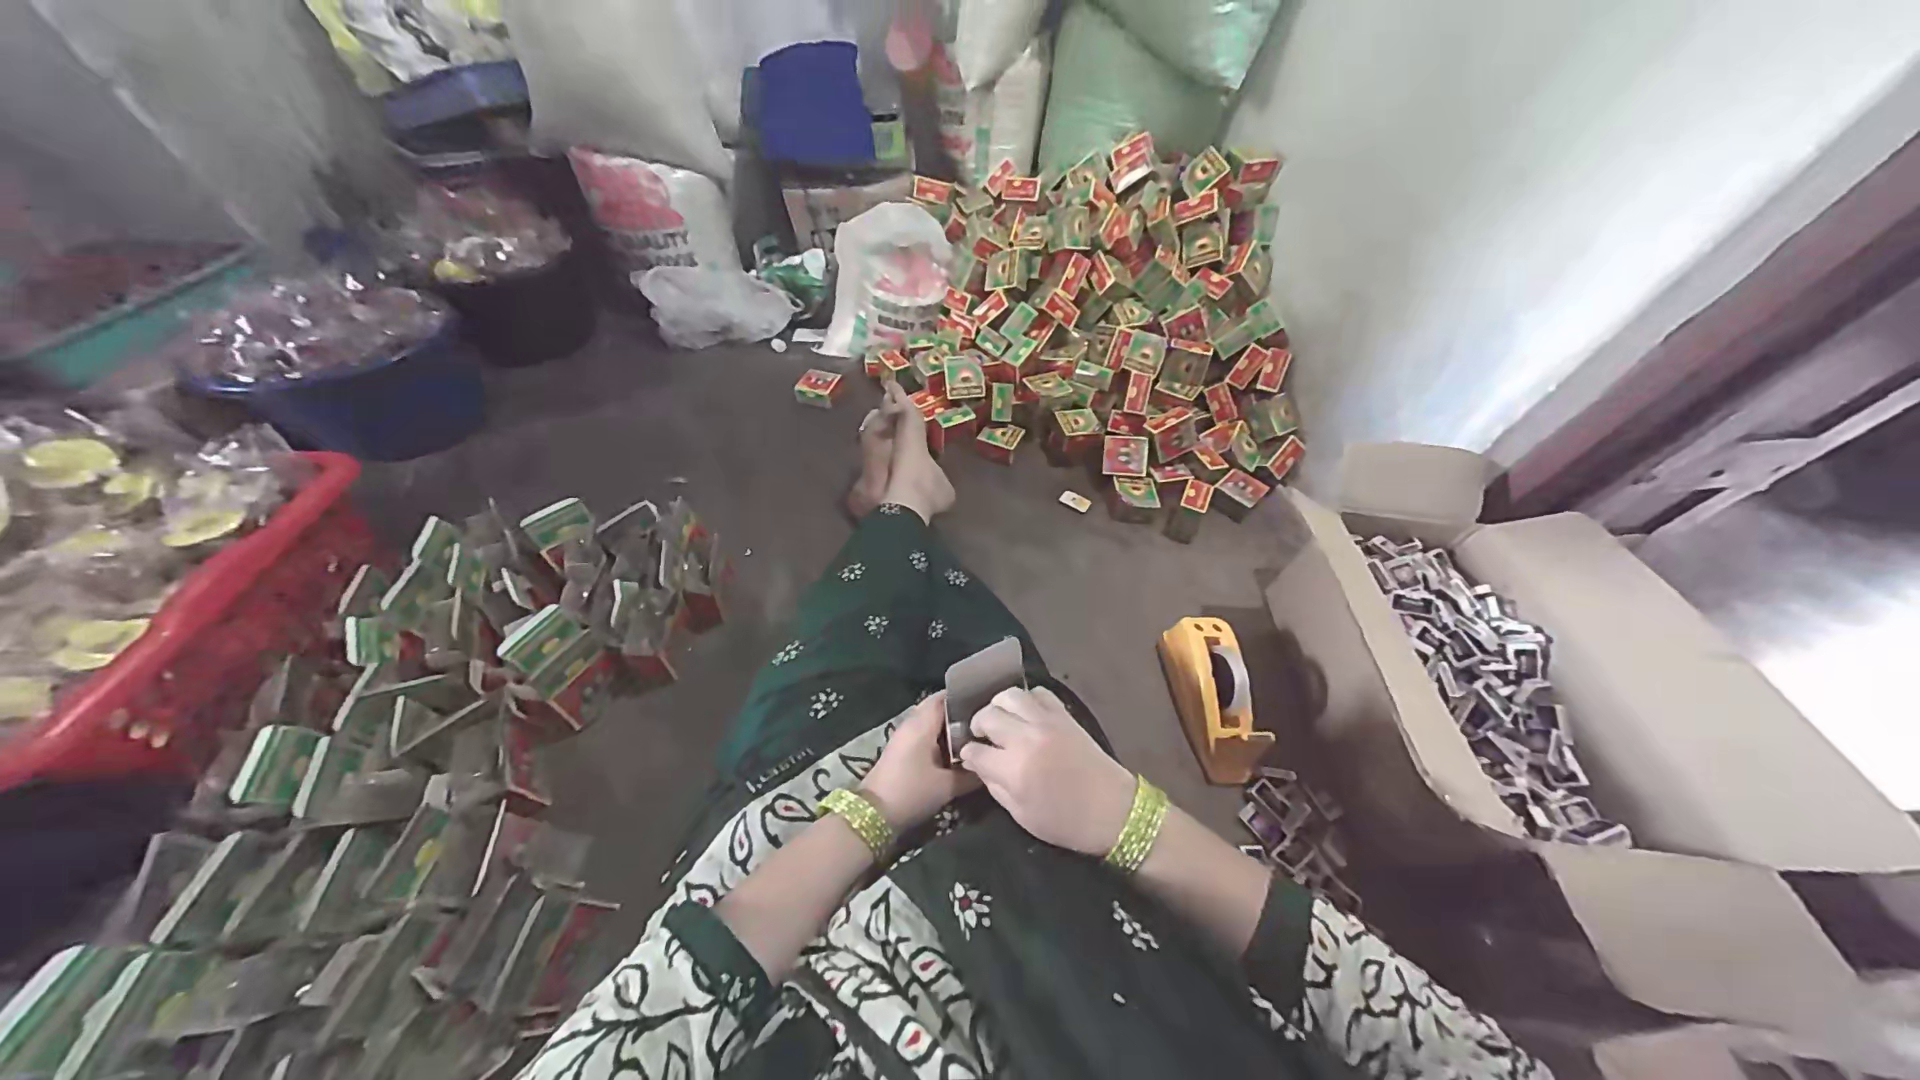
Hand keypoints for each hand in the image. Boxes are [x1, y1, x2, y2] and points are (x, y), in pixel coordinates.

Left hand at [860, 693, 979, 831]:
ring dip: (952, 728)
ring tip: (978, 736)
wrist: (874, 814)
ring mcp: (905, 736)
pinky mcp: (902, 750)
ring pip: (933, 723)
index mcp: (922, 723)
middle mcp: (912, 723)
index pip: (946, 696)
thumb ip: (972, 774)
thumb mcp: (947, 786)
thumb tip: (990, 764)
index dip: (967, 696)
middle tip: (987, 722)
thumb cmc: (912, 792)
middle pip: (940, 708)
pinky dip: (942, 739)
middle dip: (962, 714)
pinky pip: (926, 735)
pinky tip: (958, 752)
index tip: (988, 703)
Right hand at [959, 686, 1136, 856]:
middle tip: (981, 736)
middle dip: (977, 726)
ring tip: (999, 718)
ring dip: (997, 705)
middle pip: (987, 716)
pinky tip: (1025, 713)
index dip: (967, 754)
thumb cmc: (1066, 822)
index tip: (969, 757)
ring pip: (1009, 695)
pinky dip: (1027, 699)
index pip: (975, 752)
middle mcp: (1026, 738)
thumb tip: (978, 764)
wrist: (1114, 811)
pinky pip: (1039, 693)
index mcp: (1014, 769)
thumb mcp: (1021, 815)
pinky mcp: (1064, 715)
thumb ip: (994, 786)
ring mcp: (1046, 722)